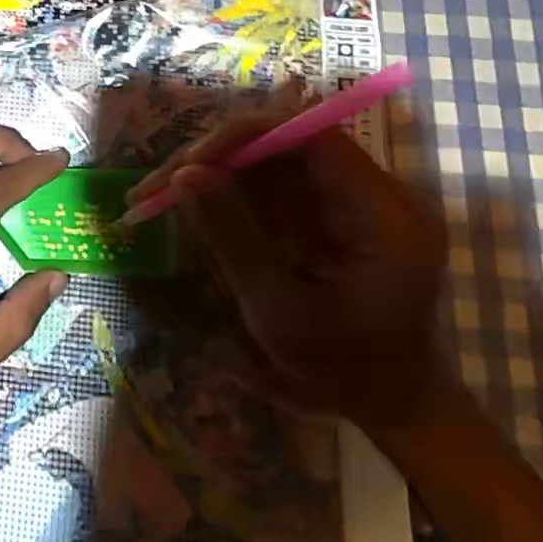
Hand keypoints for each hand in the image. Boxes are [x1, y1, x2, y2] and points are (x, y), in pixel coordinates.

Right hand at [128, 118, 445, 424]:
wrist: (390, 407)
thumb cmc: (344, 374)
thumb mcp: (280, 313)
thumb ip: (234, 237)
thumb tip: (183, 172)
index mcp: (385, 216)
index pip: (311, 135)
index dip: (246, 134)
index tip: (189, 162)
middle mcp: (374, 191)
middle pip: (282, 141)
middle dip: (213, 157)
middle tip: (153, 188)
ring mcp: (349, 197)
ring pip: (267, 158)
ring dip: (209, 172)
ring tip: (151, 198)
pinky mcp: (327, 207)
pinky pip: (269, 181)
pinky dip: (223, 190)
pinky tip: (182, 205)